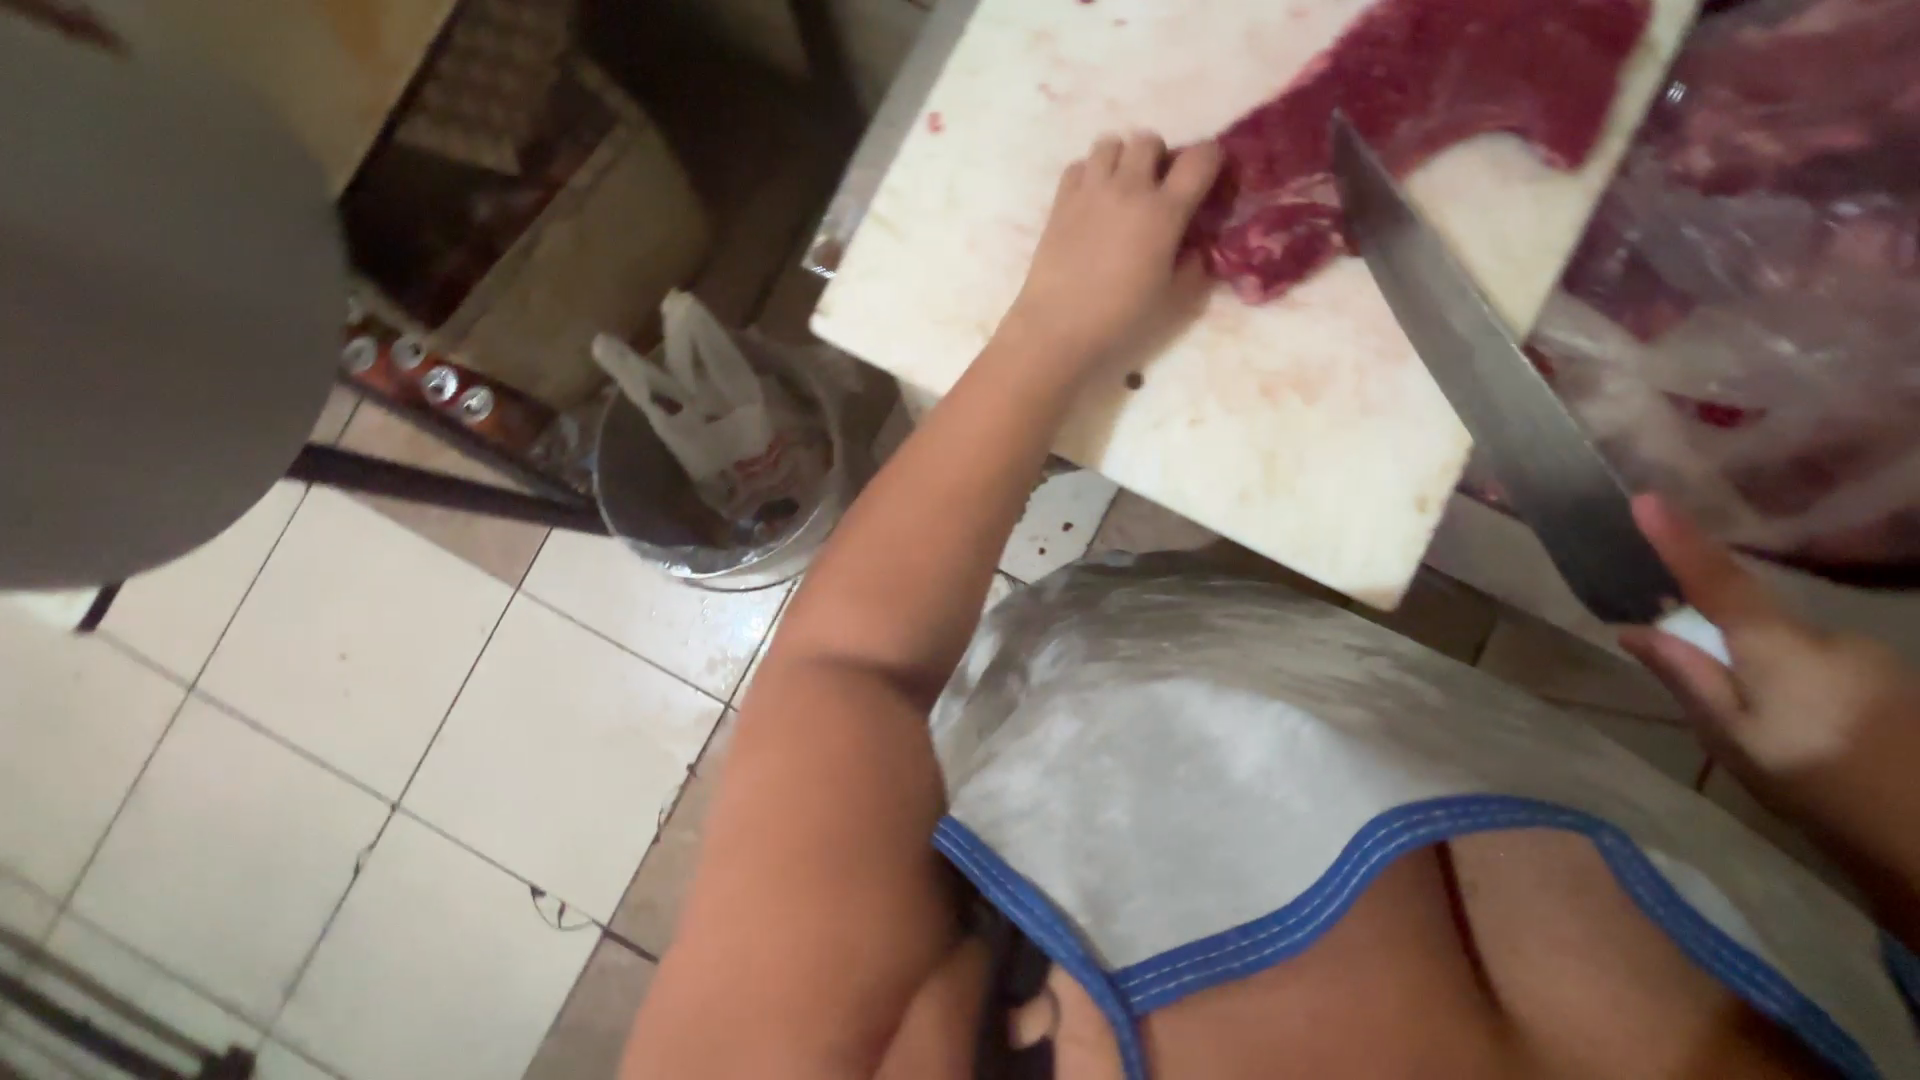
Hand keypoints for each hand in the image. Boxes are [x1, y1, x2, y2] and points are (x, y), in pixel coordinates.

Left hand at [998, 132, 1221, 379]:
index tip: (1206, 178)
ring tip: (1120, 189)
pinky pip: (1078, 165)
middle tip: (1155, 188)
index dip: (1210, 160)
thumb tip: (1197, 247)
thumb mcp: (1172, 298)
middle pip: (1149, 139)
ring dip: (1121, 158)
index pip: (1200, 157)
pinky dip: (1089, 173)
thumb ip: (1193, 266)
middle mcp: (1128, 189)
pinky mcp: (1060, 202)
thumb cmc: (1120, 319)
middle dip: (1158, 157)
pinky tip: (1091, 201)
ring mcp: (1090, 191)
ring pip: (1110, 143)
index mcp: (1164, 212)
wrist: (1058, 327)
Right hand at [1619, 496, 1919, 881]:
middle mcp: (1832, 639)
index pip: (1719, 583)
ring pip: (1787, 647)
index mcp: (1783, 650)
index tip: (1647, 500)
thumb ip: (1686, 677)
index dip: (1680, 541)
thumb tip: (1637, 630)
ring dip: (1764, 672)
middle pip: (1754, 622)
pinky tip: (1807, 735)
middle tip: (1716, 702)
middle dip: (1724, 645)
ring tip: (1768, 733)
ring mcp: (1871, 658)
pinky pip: (1819, 665)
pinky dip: (1797, 687)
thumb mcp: (1732, 738)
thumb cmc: (1815, 786)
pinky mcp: (1890, 680)